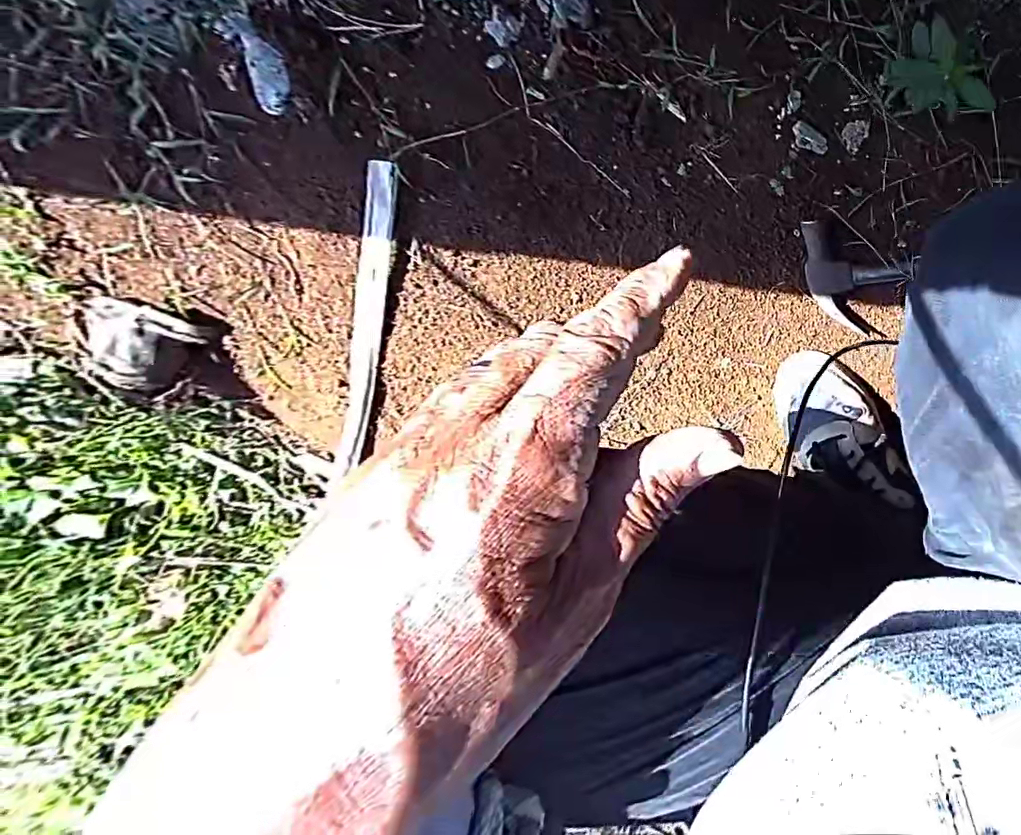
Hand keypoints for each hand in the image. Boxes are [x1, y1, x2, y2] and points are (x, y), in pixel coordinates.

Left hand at [88, 247, 743, 834]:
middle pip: (547, 347)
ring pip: (497, 364)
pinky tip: (522, 404)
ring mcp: (399, 458)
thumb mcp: (581, 599)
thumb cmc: (444, 696)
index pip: (597, 354)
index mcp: (520, 473)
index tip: (675, 268)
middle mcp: (453, 447)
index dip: (644, 301)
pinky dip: (509, 378)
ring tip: (600, 355)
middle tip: (653, 324)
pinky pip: (452, 396)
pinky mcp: (366, 479)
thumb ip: (646, 500)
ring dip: (560, 348)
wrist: (278, 779)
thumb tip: (716, 443)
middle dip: (610, 325)